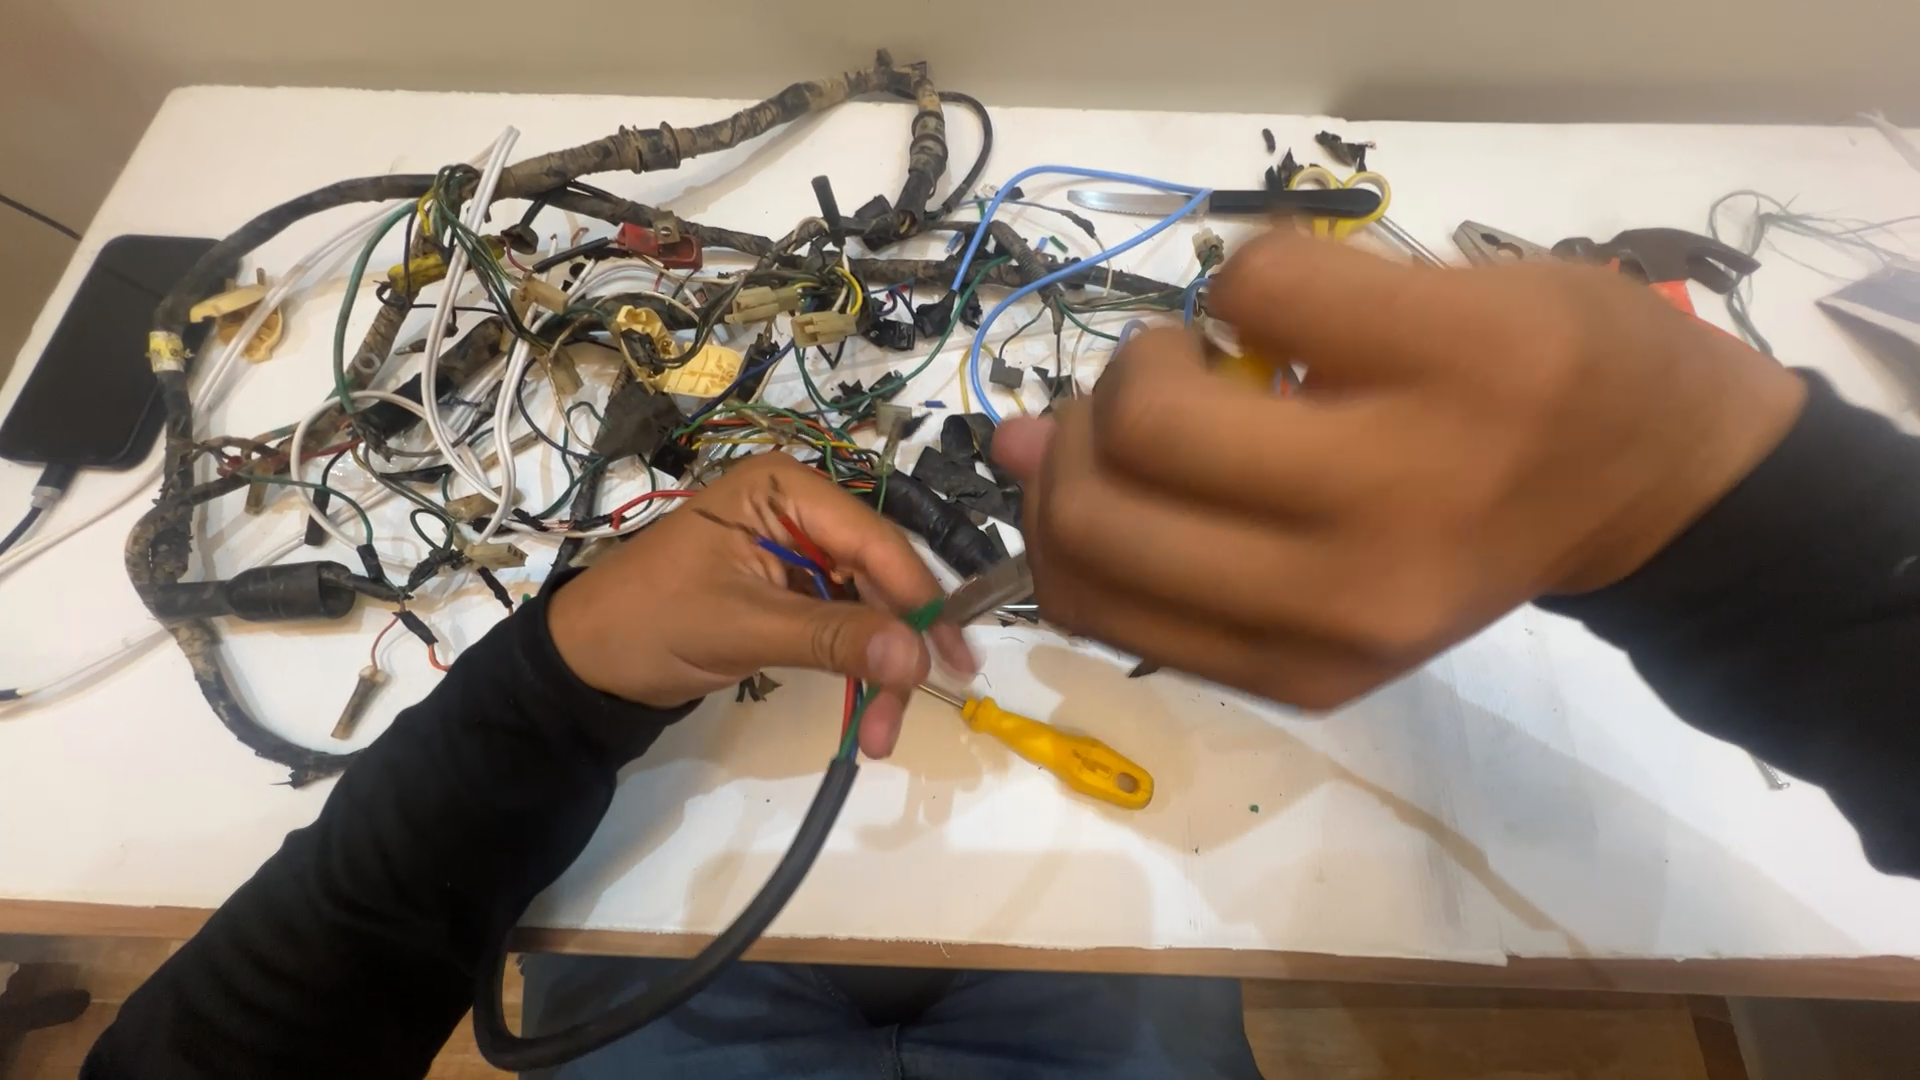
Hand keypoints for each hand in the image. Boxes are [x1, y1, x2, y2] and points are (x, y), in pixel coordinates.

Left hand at [547, 454, 974, 756]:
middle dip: (897, 645)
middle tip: (908, 708)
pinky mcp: (798, 591)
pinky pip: (847, 624)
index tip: (950, 657)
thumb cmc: (651, 623)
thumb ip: (832, 637)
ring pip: (871, 606)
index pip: (873, 540)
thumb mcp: (743, 626)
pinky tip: (868, 707)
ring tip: (880, 730)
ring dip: (882, 666)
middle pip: (879, 576)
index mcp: (786, 489)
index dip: (917, 599)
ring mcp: (802, 552)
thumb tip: (916, 658)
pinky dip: (859, 666)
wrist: (587, 663)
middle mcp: (803, 511)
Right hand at [994, 230, 1805, 707]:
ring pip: (1148, 404)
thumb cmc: (1438, 529)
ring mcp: (1396, 479)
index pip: (1077, 591)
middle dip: (1083, 430)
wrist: (1638, 472)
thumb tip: (1002, 445)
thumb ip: (1142, 530)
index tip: (1092, 466)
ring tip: (1207, 359)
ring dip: (1147, 358)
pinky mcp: (1449, 349)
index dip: (1051, 510)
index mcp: (1283, 662)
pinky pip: (1253, 286)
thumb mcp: (1280, 567)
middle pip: (1092, 502)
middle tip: (1140, 404)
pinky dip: (1245, 283)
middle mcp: (1332, 598)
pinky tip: (1303, 312)